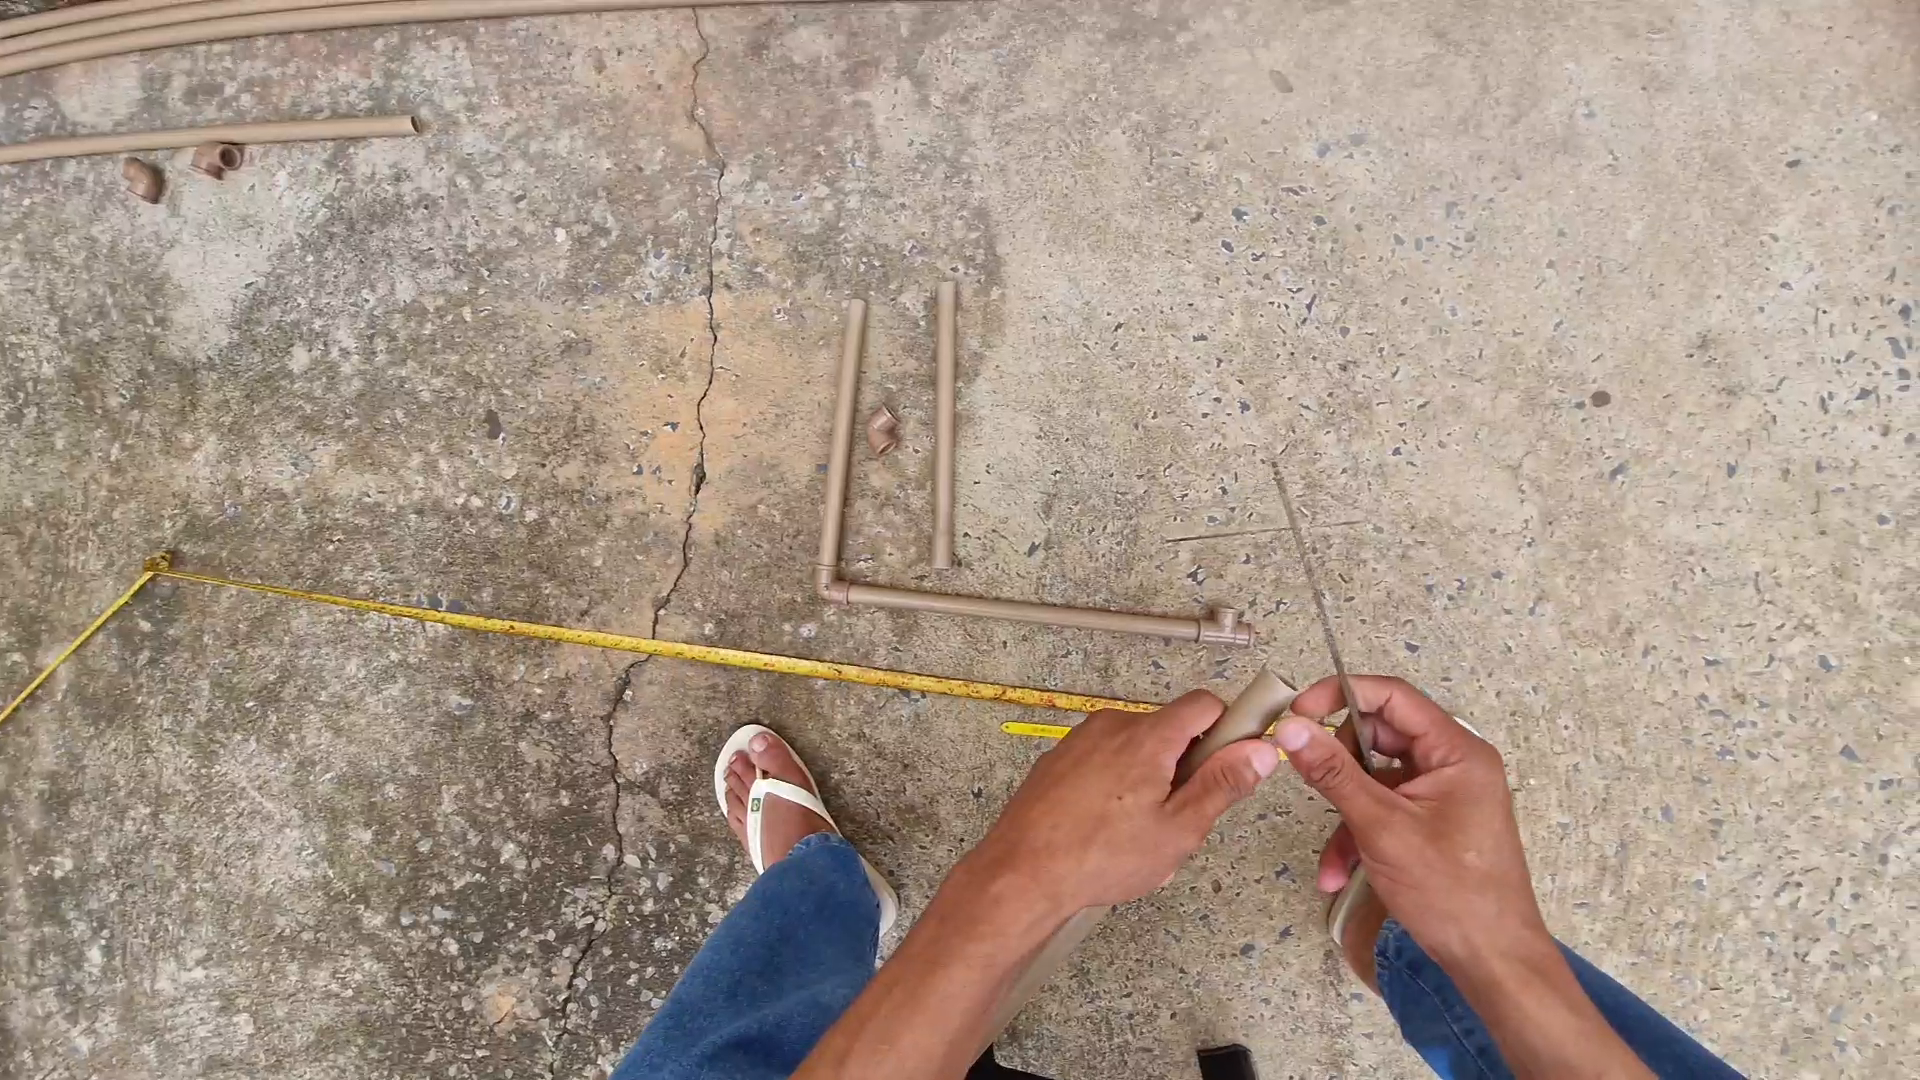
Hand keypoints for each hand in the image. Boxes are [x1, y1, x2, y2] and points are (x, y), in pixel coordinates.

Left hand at [970, 690, 1279, 916]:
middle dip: (1185, 764)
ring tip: (1139, 828)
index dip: (1227, 727)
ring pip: (1136, 746)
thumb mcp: (1178, 829)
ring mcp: (1082, 738)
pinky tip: (1107, 823)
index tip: (1233, 759)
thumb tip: (1259, 751)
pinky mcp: (1061, 756)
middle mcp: (1113, 725)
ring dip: (1150, 775)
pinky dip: (1117, 779)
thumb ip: (1222, 785)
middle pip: (1169, 727)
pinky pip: (1105, 756)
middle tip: (1180, 814)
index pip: (1204, 703)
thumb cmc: (1100, 856)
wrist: (1023, 870)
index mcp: (1147, 736)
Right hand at [1275, 675, 1548, 966]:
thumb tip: (1290, 727)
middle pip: (1376, 733)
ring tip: (1330, 848)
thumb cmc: (1450, 892)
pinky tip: (1337, 871)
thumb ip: (1332, 771)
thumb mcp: (1381, 826)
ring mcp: (1438, 791)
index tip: (1298, 713)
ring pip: (1371, 773)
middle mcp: (1450, 762)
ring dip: (1341, 805)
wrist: (1493, 966)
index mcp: (1455, 751)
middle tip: (1308, 776)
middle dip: (1338, 761)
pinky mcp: (1427, 817)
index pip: (1391, 695)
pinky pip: (1379, 804)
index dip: (1339, 694)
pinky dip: (1355, 831)